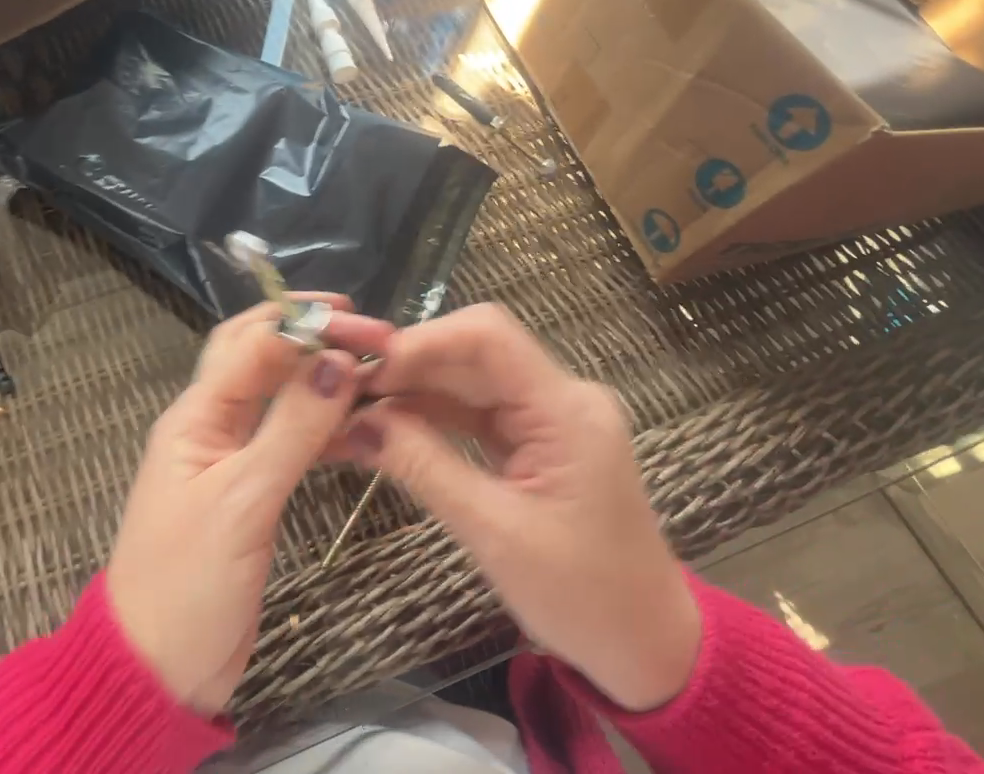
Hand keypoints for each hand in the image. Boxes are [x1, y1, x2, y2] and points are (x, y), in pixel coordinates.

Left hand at [106, 297, 392, 714]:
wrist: (159, 668)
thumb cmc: (188, 582)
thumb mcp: (243, 501)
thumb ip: (291, 429)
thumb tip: (336, 358)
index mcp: (194, 416)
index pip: (250, 344)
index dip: (304, 326)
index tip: (364, 327)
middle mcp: (210, 425)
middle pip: (258, 358)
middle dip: (307, 334)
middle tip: (369, 330)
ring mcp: (229, 459)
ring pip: (276, 397)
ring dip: (317, 377)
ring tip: (375, 371)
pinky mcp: (250, 493)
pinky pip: (287, 441)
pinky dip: (322, 426)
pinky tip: (361, 427)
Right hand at [345, 304, 700, 711]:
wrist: (644, 646)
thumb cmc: (582, 596)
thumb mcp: (493, 532)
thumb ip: (423, 466)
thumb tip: (353, 423)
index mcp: (566, 410)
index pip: (486, 337)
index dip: (419, 342)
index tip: (364, 371)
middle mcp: (557, 398)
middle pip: (468, 353)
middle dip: (402, 367)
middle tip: (339, 393)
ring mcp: (543, 418)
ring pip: (461, 380)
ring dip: (405, 392)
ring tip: (346, 412)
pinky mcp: (529, 440)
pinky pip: (467, 412)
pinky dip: (423, 418)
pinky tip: (378, 431)